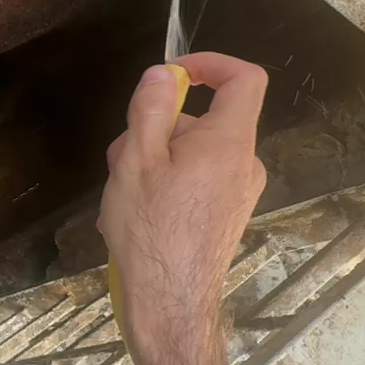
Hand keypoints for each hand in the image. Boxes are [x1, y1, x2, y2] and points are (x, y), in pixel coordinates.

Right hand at [99, 52, 267, 356]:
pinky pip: (193, 181)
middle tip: (120, 158)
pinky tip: (134, 215)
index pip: (243, 79)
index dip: (210, 65)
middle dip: (155, 129)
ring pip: (191, 153)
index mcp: (227, 142)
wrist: (169, 299)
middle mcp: (242, 163)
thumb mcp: (136, 161)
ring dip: (152, 161)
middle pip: (202, 122)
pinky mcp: (223, 214)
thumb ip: (150, 111)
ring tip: (121, 195)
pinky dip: (162, 185)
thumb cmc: (150, 227)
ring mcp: (236, 191)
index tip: (171, 75)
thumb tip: (162, 74)